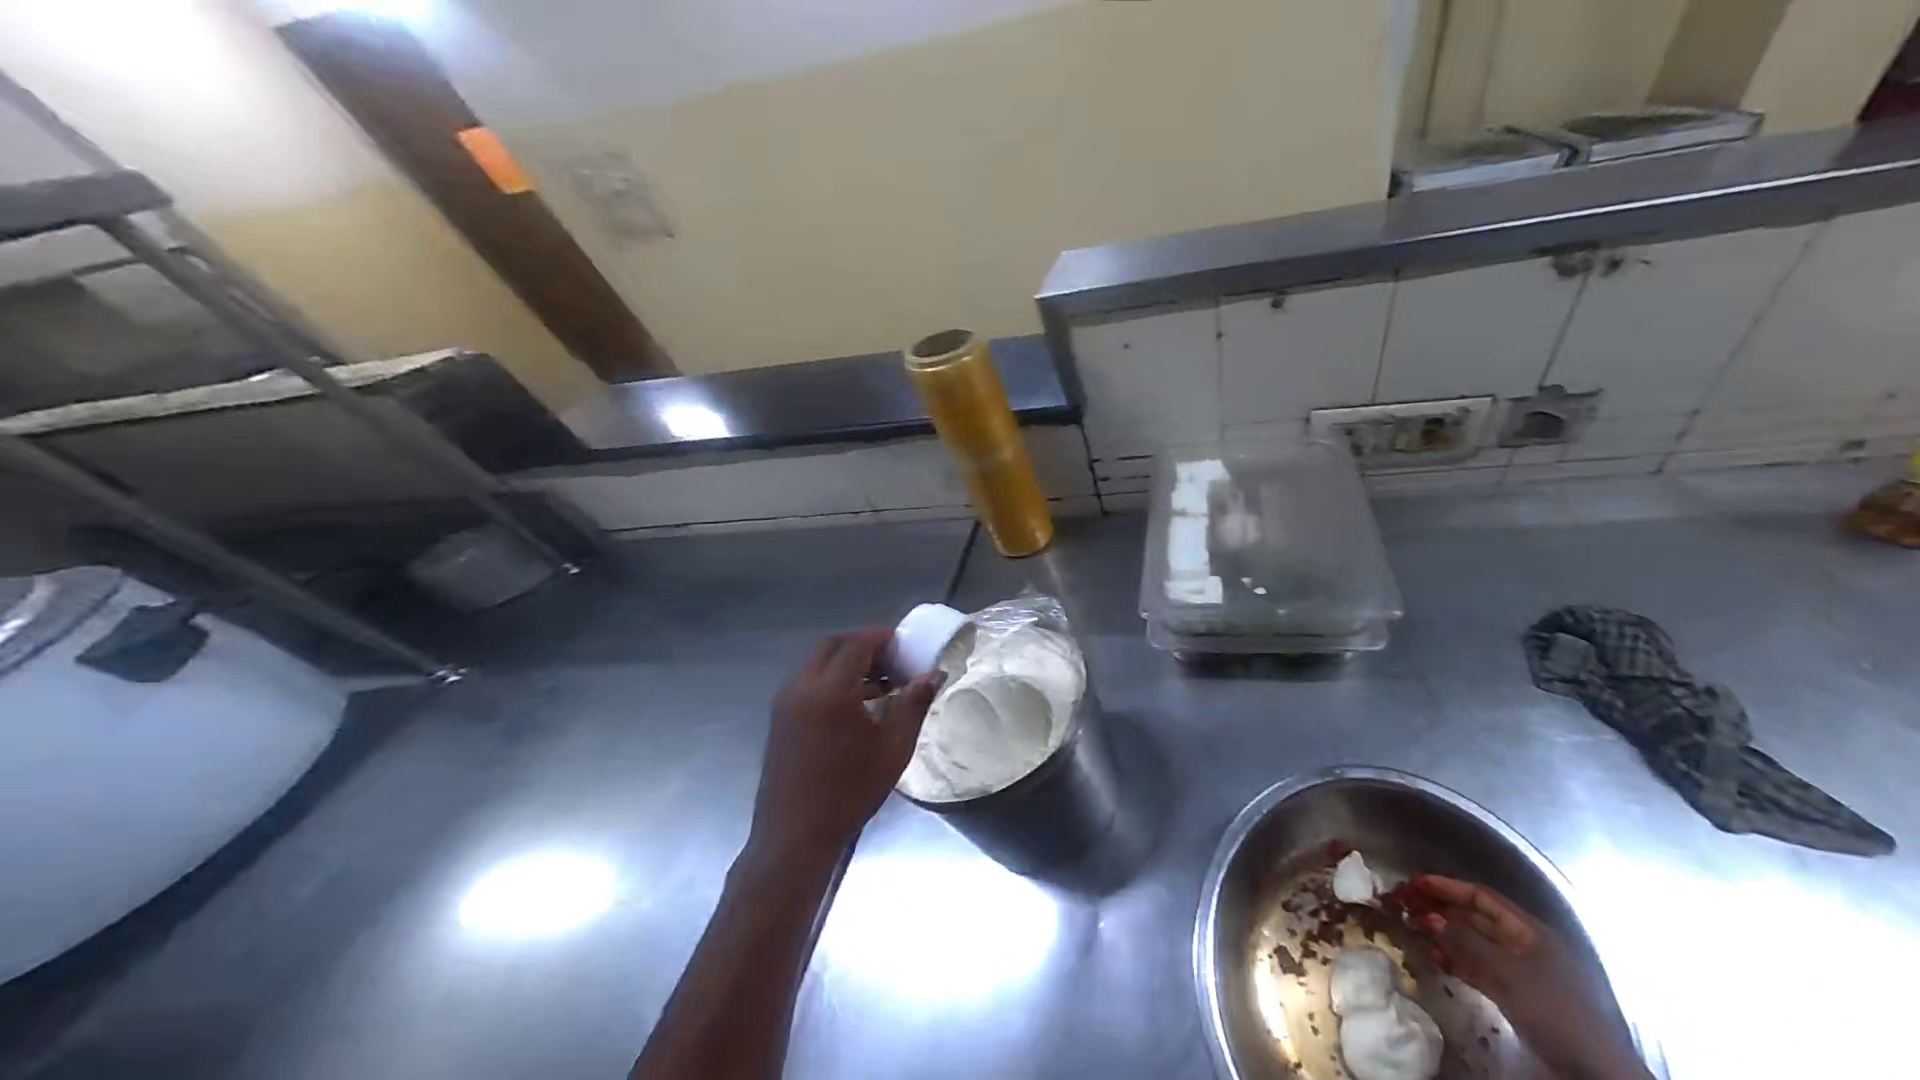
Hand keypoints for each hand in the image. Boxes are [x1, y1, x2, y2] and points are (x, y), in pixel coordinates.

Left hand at [747, 627, 943, 868]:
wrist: (795, 835)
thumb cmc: (849, 792)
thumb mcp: (892, 749)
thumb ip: (913, 705)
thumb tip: (934, 675)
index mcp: (829, 691)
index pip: (856, 644)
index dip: (881, 637)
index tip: (905, 644)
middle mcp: (801, 687)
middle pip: (832, 645)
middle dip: (862, 644)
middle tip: (892, 658)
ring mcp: (785, 703)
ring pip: (817, 663)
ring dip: (847, 663)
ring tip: (882, 683)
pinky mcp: (779, 719)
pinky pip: (808, 683)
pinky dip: (832, 680)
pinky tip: (858, 704)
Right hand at [1412, 875, 1650, 1079]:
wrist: (1592, 1069)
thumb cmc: (1553, 1009)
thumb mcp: (1506, 971)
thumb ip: (1465, 940)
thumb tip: (1427, 915)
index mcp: (1528, 930)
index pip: (1481, 897)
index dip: (1447, 886)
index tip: (1414, 883)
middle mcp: (1522, 944)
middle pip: (1475, 917)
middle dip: (1440, 908)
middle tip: (1405, 904)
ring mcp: (1519, 970)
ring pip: (1474, 942)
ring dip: (1444, 934)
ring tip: (1413, 929)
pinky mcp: (1514, 994)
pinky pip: (1478, 967)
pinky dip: (1456, 960)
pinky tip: (1435, 959)